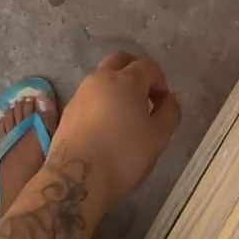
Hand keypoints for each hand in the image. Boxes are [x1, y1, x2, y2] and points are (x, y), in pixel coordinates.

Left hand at [50, 52, 183, 207]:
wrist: (77, 177)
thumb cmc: (124, 154)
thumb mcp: (159, 137)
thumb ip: (170, 112)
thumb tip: (170, 98)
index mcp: (126, 80)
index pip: (148, 66)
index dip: (161, 82)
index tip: (163, 105)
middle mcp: (100, 78)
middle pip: (121, 60)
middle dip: (136, 72)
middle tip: (145, 98)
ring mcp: (81, 92)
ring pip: (102, 76)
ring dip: (117, 85)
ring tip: (126, 114)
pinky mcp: (68, 109)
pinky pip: (90, 95)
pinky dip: (102, 100)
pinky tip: (106, 126)